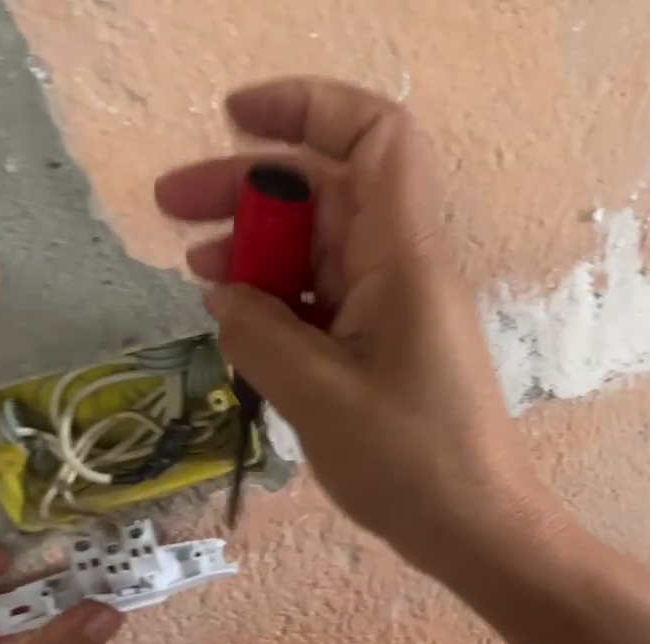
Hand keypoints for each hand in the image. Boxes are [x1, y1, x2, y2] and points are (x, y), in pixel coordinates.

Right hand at [154, 78, 563, 569]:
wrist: (477, 530)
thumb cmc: (411, 464)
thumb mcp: (317, 396)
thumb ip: (259, 332)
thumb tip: (225, 295)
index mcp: (401, 259)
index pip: (373, 138)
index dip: (307, 107)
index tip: (234, 122)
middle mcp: (403, 270)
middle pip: (327, 191)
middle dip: (248, 189)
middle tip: (172, 211)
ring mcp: (398, 311)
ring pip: (322, 249)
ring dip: (259, 250)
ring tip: (198, 275)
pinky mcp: (390, 350)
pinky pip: (330, 301)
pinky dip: (283, 302)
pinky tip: (241, 325)